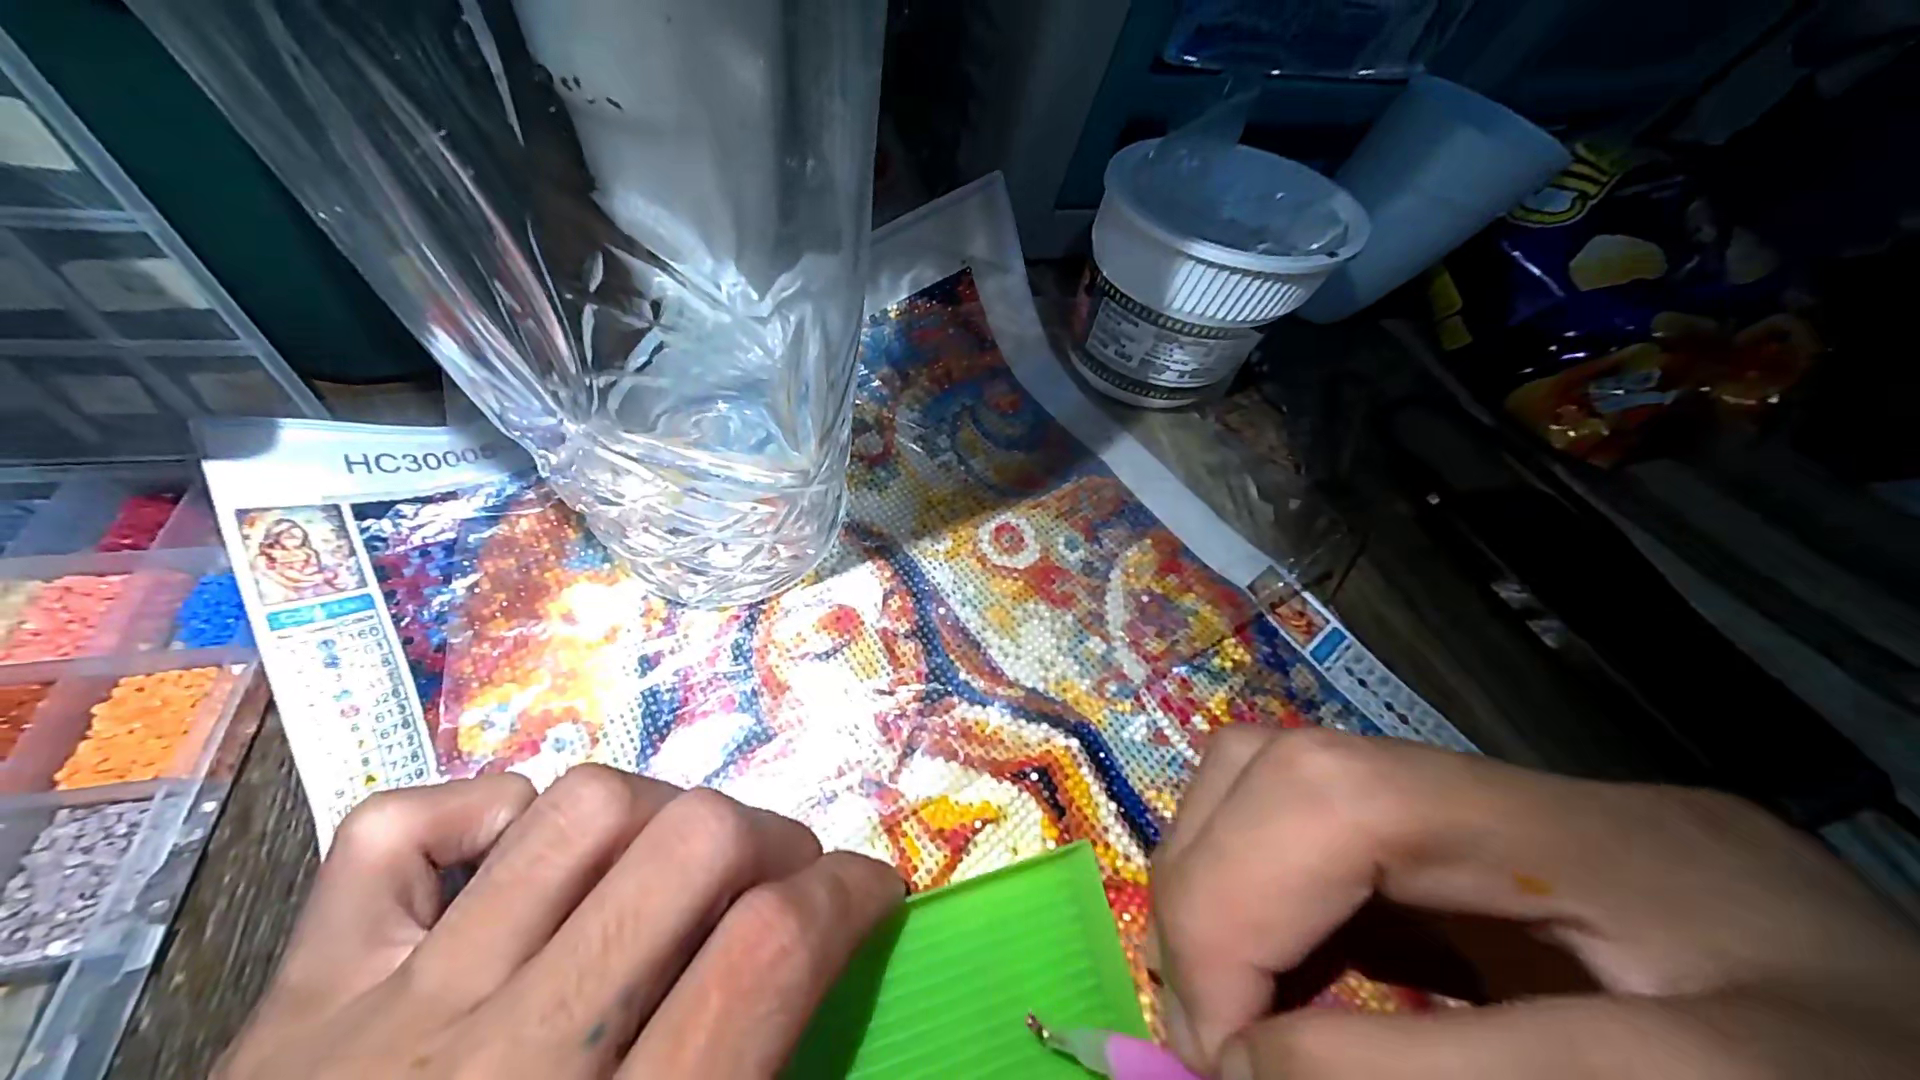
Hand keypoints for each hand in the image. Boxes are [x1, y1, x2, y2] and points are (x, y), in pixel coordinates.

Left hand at [219, 765, 902, 1078]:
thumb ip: (761, 1078)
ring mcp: (380, 1022)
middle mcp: (498, 1072)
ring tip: (669, 866)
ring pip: (579, 808)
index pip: (770, 951)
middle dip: (774, 841)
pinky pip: (402, 829)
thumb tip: (828, 970)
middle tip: (782, 879)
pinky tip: (512, 866)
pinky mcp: (293, 997)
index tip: (872, 890)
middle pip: (694, 846)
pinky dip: (478, 818)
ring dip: (658, 818)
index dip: (850, 894)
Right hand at [1152, 728, 1919, 1078]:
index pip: (1338, 798)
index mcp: (1588, 834)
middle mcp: (1507, 795)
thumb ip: (1425, 1077)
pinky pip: (1306, 841)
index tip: (1217, 1053)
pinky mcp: (1459, 860)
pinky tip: (1283, 982)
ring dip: (1218, 886)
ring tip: (1229, 1002)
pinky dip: (1260, 903)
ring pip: (1266, 783)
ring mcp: (1476, 818)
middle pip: (1275, 765)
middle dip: (1209, 896)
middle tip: (1211, 1034)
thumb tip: (1240, 1066)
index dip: (1236, 909)